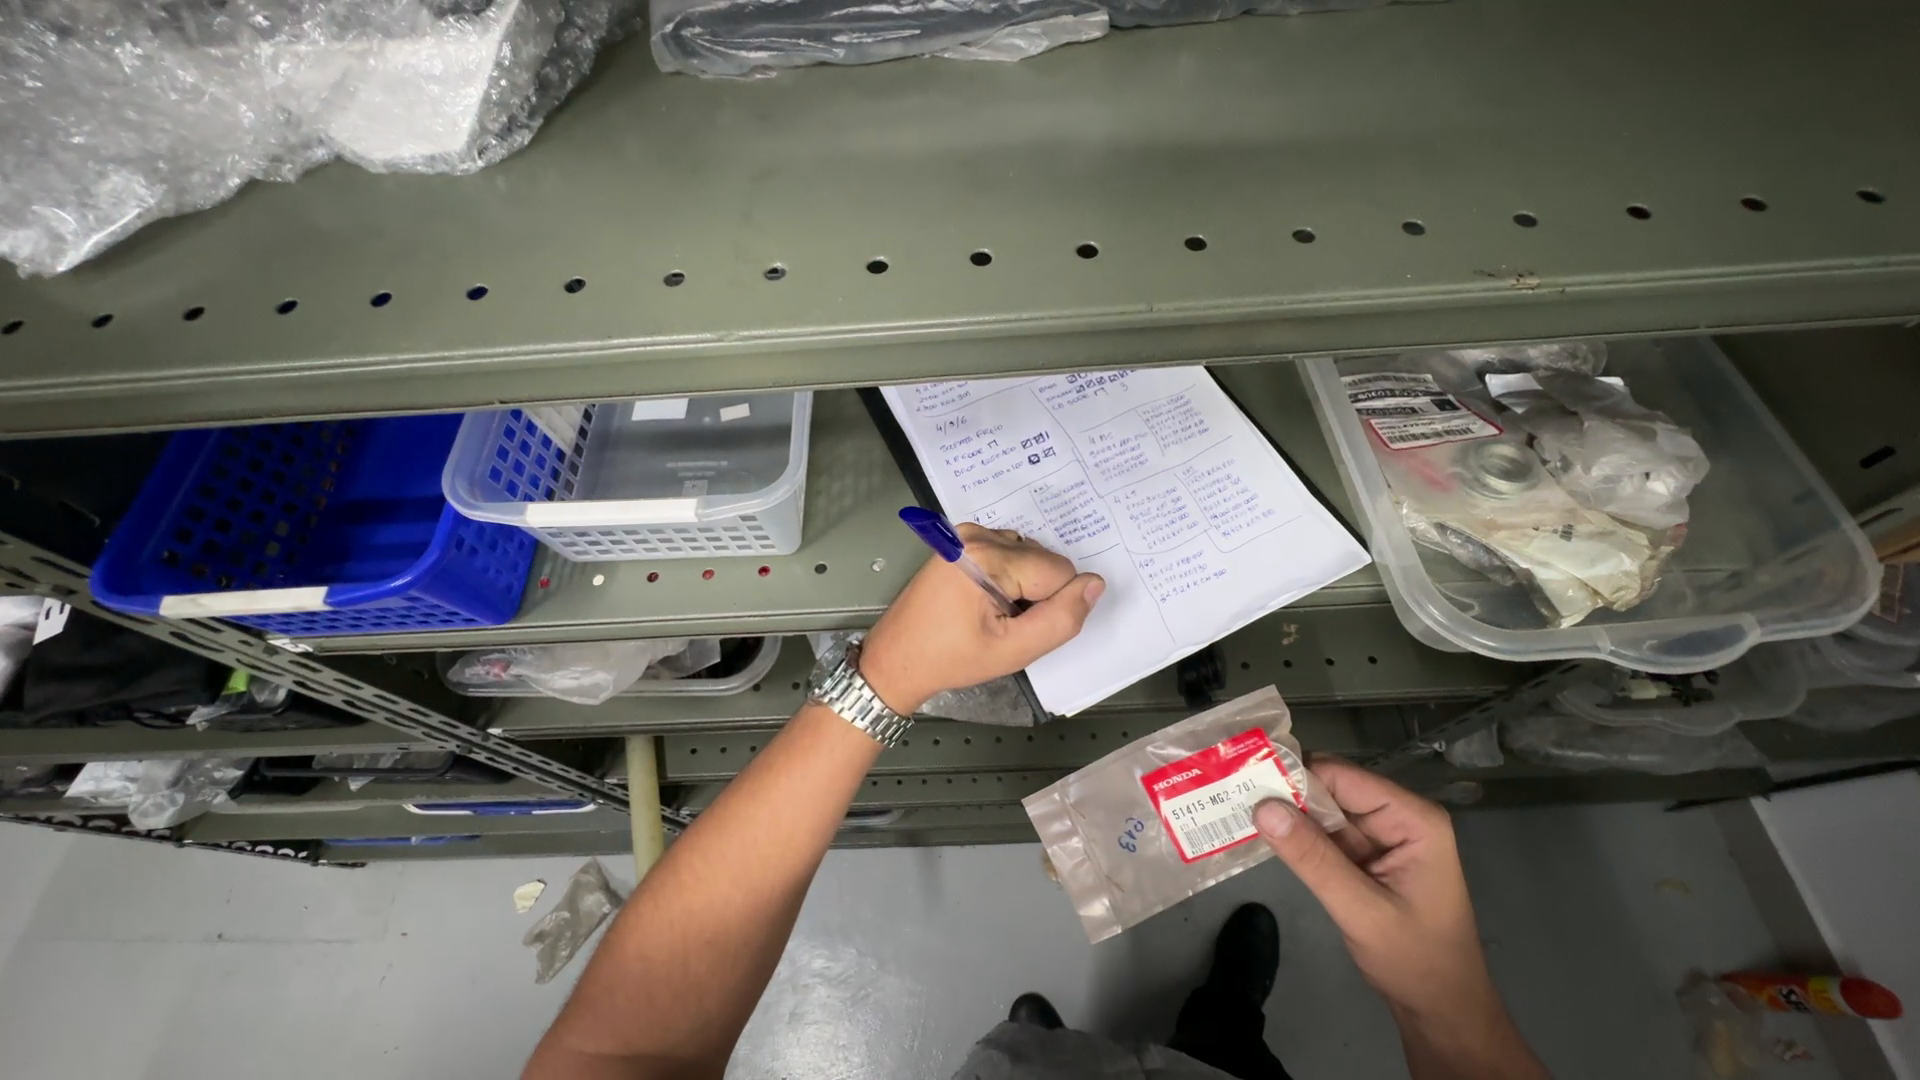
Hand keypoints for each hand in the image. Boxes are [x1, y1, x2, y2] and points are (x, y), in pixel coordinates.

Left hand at [858, 524, 1103, 714]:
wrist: (897, 658)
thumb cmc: (949, 658)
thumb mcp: (1013, 651)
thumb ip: (1061, 619)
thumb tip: (1094, 586)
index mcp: (988, 558)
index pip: (1060, 572)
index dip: (1050, 606)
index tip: (1016, 627)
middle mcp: (976, 535)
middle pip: (1045, 560)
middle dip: (1036, 595)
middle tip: (1002, 623)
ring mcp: (965, 535)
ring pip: (1030, 557)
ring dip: (1023, 586)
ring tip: (989, 614)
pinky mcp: (960, 541)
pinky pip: (1010, 553)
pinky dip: (1008, 577)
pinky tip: (982, 602)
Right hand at [1251, 758, 1493, 1024]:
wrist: (1441, 1011)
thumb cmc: (1416, 961)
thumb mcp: (1362, 911)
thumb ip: (1313, 859)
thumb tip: (1262, 807)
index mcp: (1413, 820)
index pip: (1343, 777)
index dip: (1295, 775)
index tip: (1245, 779)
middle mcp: (1397, 817)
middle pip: (1329, 788)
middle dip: (1284, 792)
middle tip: (1231, 792)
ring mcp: (1378, 836)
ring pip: (1320, 809)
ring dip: (1284, 812)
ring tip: (1234, 807)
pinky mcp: (1361, 855)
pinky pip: (1321, 833)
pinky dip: (1293, 834)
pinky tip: (1258, 832)